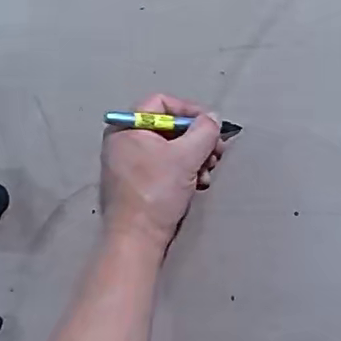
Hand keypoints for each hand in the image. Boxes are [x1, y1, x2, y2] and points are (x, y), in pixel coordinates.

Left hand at [100, 94, 226, 249]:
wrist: (137, 237)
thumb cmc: (156, 192)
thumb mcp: (186, 157)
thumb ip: (204, 131)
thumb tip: (213, 118)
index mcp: (127, 128)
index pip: (162, 103)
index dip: (190, 110)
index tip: (211, 126)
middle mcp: (124, 141)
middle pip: (168, 128)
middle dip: (197, 139)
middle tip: (216, 152)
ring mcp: (129, 164)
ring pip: (170, 149)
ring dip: (195, 158)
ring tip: (207, 172)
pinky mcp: (137, 184)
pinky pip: (164, 168)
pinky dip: (183, 172)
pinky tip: (198, 184)